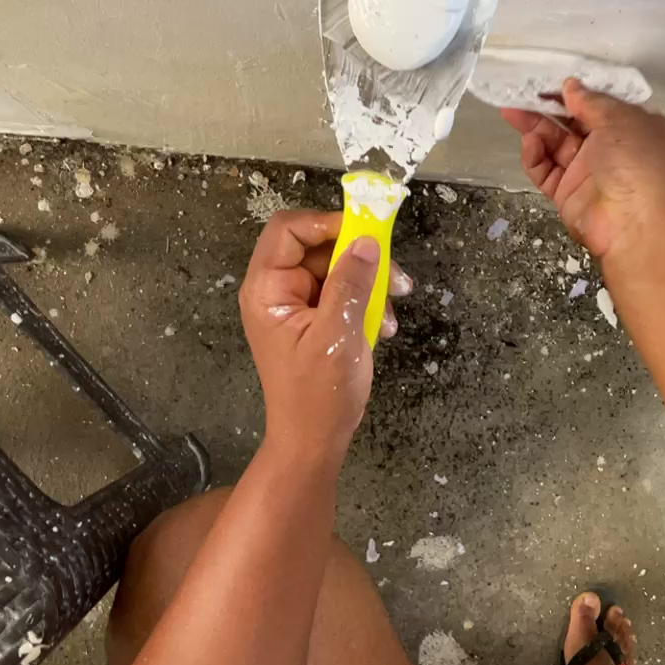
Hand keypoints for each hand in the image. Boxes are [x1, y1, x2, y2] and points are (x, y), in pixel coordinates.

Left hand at [238, 211, 411, 459]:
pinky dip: (367, 302)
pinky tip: (386, 326)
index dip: (326, 222)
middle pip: (318, 247)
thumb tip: (368, 241)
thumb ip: (352, 284)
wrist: (315, 441)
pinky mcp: (316, 320)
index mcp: (267, 290)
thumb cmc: (318, 394)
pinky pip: (343, 293)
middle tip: (396, 277)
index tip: (367, 232)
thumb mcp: (338, 335)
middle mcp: (278, 291)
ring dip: (370, 282)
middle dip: (359, 257)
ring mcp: (297, 306)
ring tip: (397, 303)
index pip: (288, 230)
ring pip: (336, 268)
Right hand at [502, 78, 664, 262]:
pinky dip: (536, 156)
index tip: (551, 76)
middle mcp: (611, 147)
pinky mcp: (567, 193)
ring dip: (535, 127)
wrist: (635, 227)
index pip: (600, 103)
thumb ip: (592, 101)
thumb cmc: (639, 164)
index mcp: (633, 126)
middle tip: (520, 91)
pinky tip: (530, 143)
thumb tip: (571, 86)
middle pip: (572, 121)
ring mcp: (587, 171)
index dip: (576, 89)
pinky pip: (546, 170)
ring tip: (511, 111)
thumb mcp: (622, 120)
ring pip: (555, 143)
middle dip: (547, 106)